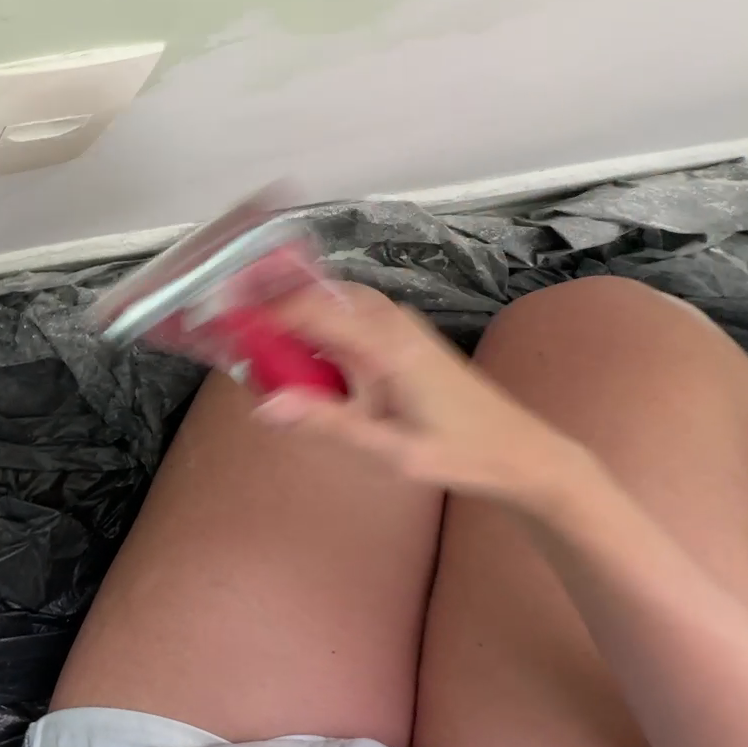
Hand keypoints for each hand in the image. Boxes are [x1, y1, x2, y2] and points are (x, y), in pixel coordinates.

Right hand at [251, 282, 600, 510]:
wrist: (526, 452)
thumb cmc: (460, 453)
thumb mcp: (389, 450)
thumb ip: (325, 423)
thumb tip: (263, 405)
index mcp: (386, 346)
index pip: (308, 310)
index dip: (260, 313)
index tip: (221, 325)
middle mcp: (392, 322)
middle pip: (316, 292)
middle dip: (270, 303)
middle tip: (231, 328)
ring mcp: (399, 322)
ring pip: (330, 297)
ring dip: (292, 311)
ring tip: (258, 338)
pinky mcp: (401, 330)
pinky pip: (345, 309)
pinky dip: (314, 319)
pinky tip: (301, 350)